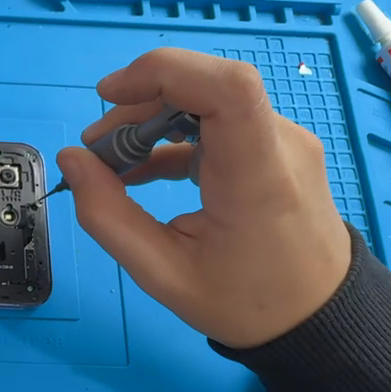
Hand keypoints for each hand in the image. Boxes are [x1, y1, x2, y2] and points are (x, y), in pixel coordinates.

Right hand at [59, 50, 349, 348]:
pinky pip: (215, 120)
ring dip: (148, 120)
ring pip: (205, 99)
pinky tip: (138, 169)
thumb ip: (107, 215)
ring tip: (110, 162)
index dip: (161, 72)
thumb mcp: (161, 273)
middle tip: (94, 148)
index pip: (226, 86)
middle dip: (137, 105)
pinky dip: (169, 136)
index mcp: (257, 177)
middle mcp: (279, 144)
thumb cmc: (245, 302)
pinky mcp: (273, 147)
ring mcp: (281, 141)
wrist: (319, 319)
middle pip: (203, 86)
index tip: (108, 96)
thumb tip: (71, 158)